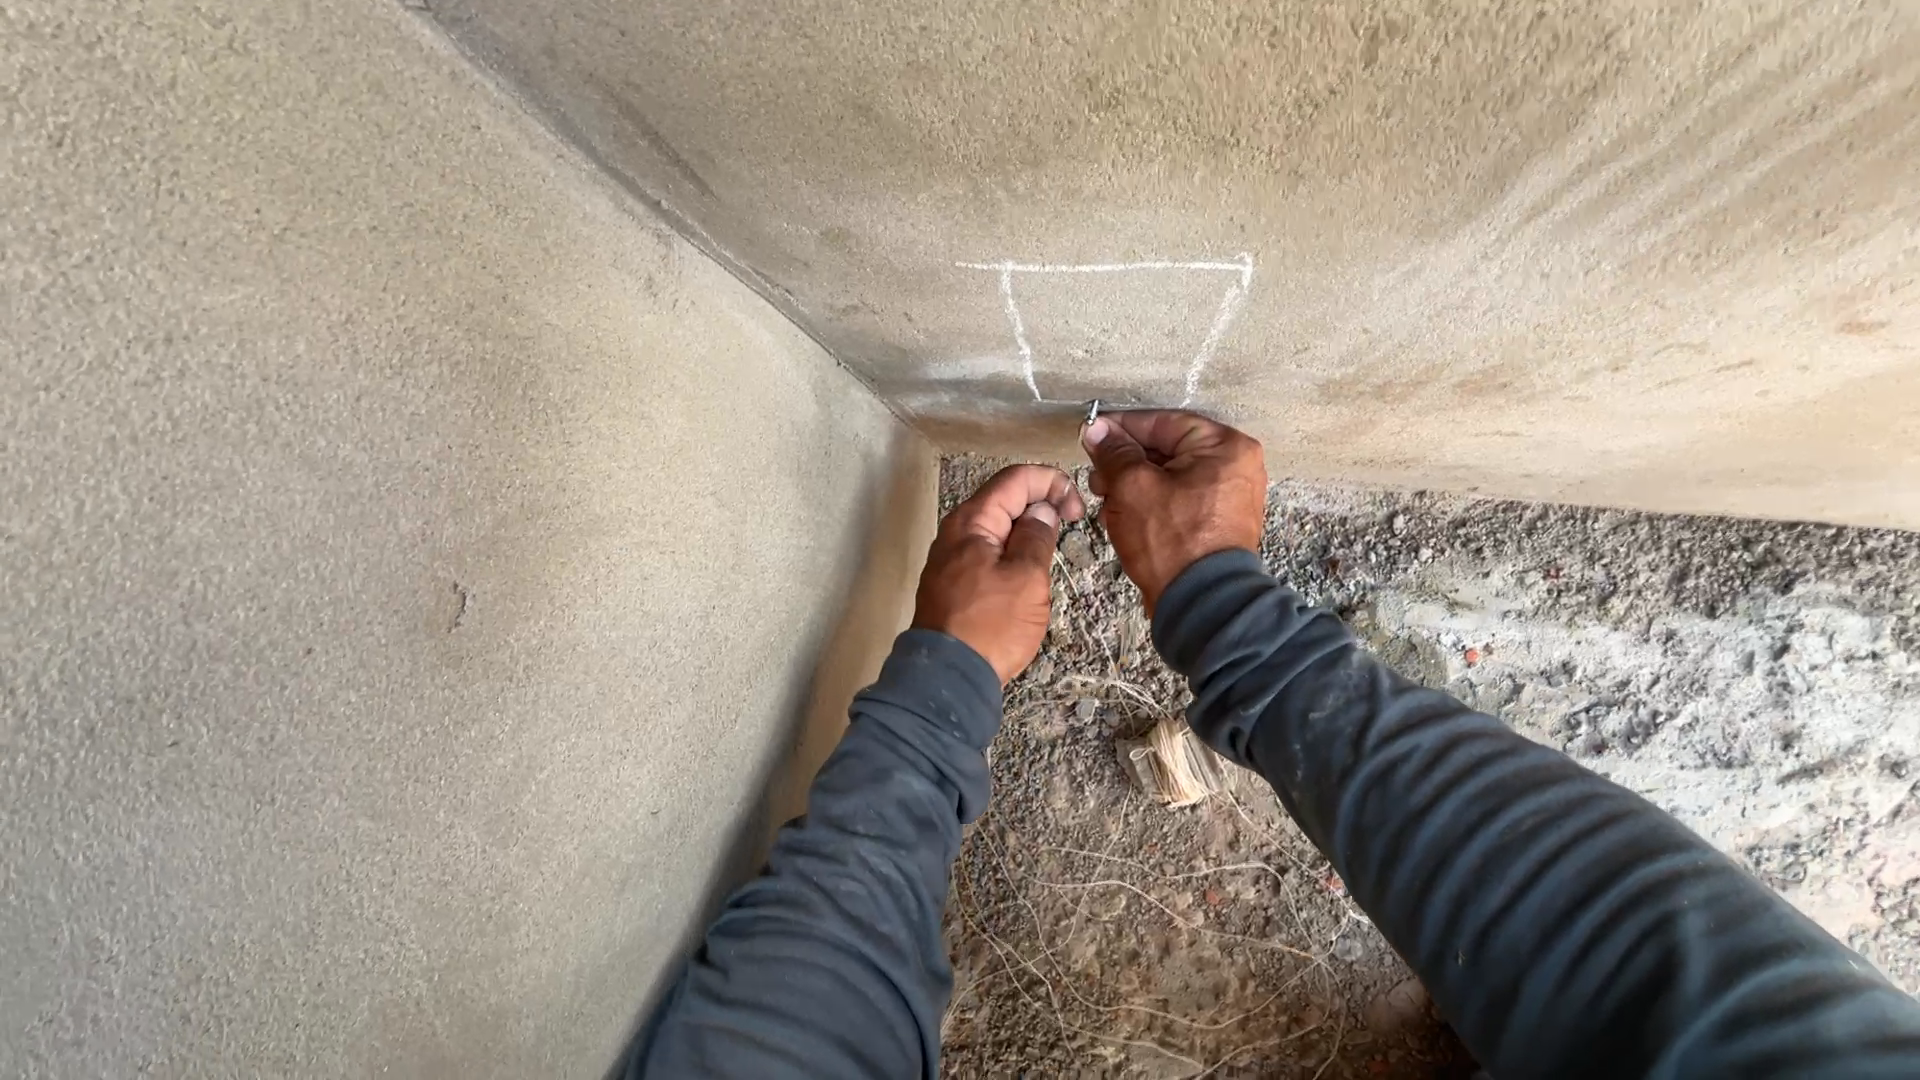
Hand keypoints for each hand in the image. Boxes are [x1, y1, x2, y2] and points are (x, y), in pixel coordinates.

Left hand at [912, 465, 1085, 683]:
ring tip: (1053, 549)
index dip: (1052, 482)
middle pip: (1004, 499)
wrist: (948, 678)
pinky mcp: (954, 582)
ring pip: (997, 527)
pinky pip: (988, 552)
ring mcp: (952, 558)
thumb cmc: (990, 627)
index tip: (1076, 508)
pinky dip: (1012, 550)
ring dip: (1028, 528)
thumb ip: (1037, 537)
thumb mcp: (1026, 578)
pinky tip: (1028, 570)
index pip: (1015, 479)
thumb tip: (1042, 510)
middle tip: (1072, 524)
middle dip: (1041, 502)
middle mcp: (956, 532)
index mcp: (972, 521)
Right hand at [1081, 410, 1265, 614]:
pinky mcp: (1216, 525)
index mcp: (1224, 447)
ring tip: (1105, 504)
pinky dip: (1148, 506)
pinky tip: (1121, 519)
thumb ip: (1114, 453)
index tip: (1092, 434)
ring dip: (1132, 488)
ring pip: (1168, 478)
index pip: (1163, 422)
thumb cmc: (1172, 542)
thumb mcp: (1132, 486)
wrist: (1200, 604)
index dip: (1121, 428)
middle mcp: (1234, 468)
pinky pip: (1176, 502)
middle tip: (1096, 477)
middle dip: (1124, 464)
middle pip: (1166, 451)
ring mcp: (1228, 498)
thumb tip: (1098, 431)